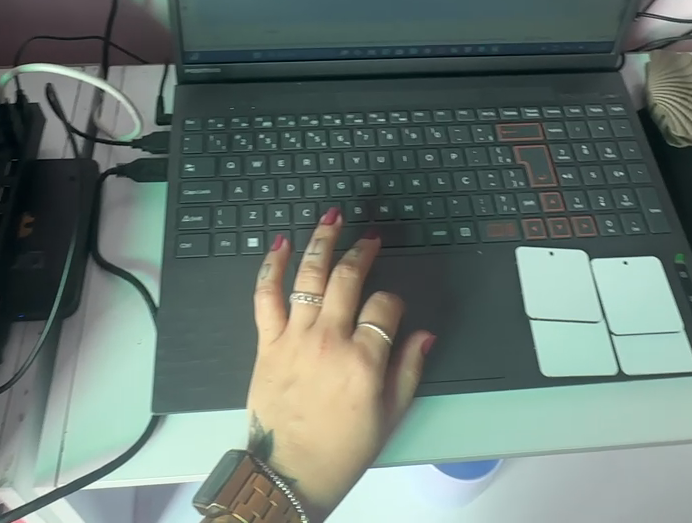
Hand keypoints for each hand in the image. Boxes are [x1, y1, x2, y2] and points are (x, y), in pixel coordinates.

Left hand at [245, 209, 435, 518]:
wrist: (289, 473)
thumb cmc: (341, 448)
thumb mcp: (389, 416)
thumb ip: (409, 370)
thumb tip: (425, 334)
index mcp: (364, 361)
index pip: (385, 307)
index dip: (394, 300)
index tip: (393, 304)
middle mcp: (329, 341)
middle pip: (347, 279)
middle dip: (362, 252)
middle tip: (370, 238)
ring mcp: (295, 337)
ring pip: (309, 276)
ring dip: (322, 241)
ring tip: (333, 218)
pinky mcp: (268, 341)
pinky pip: (266, 295)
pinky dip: (273, 266)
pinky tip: (282, 243)